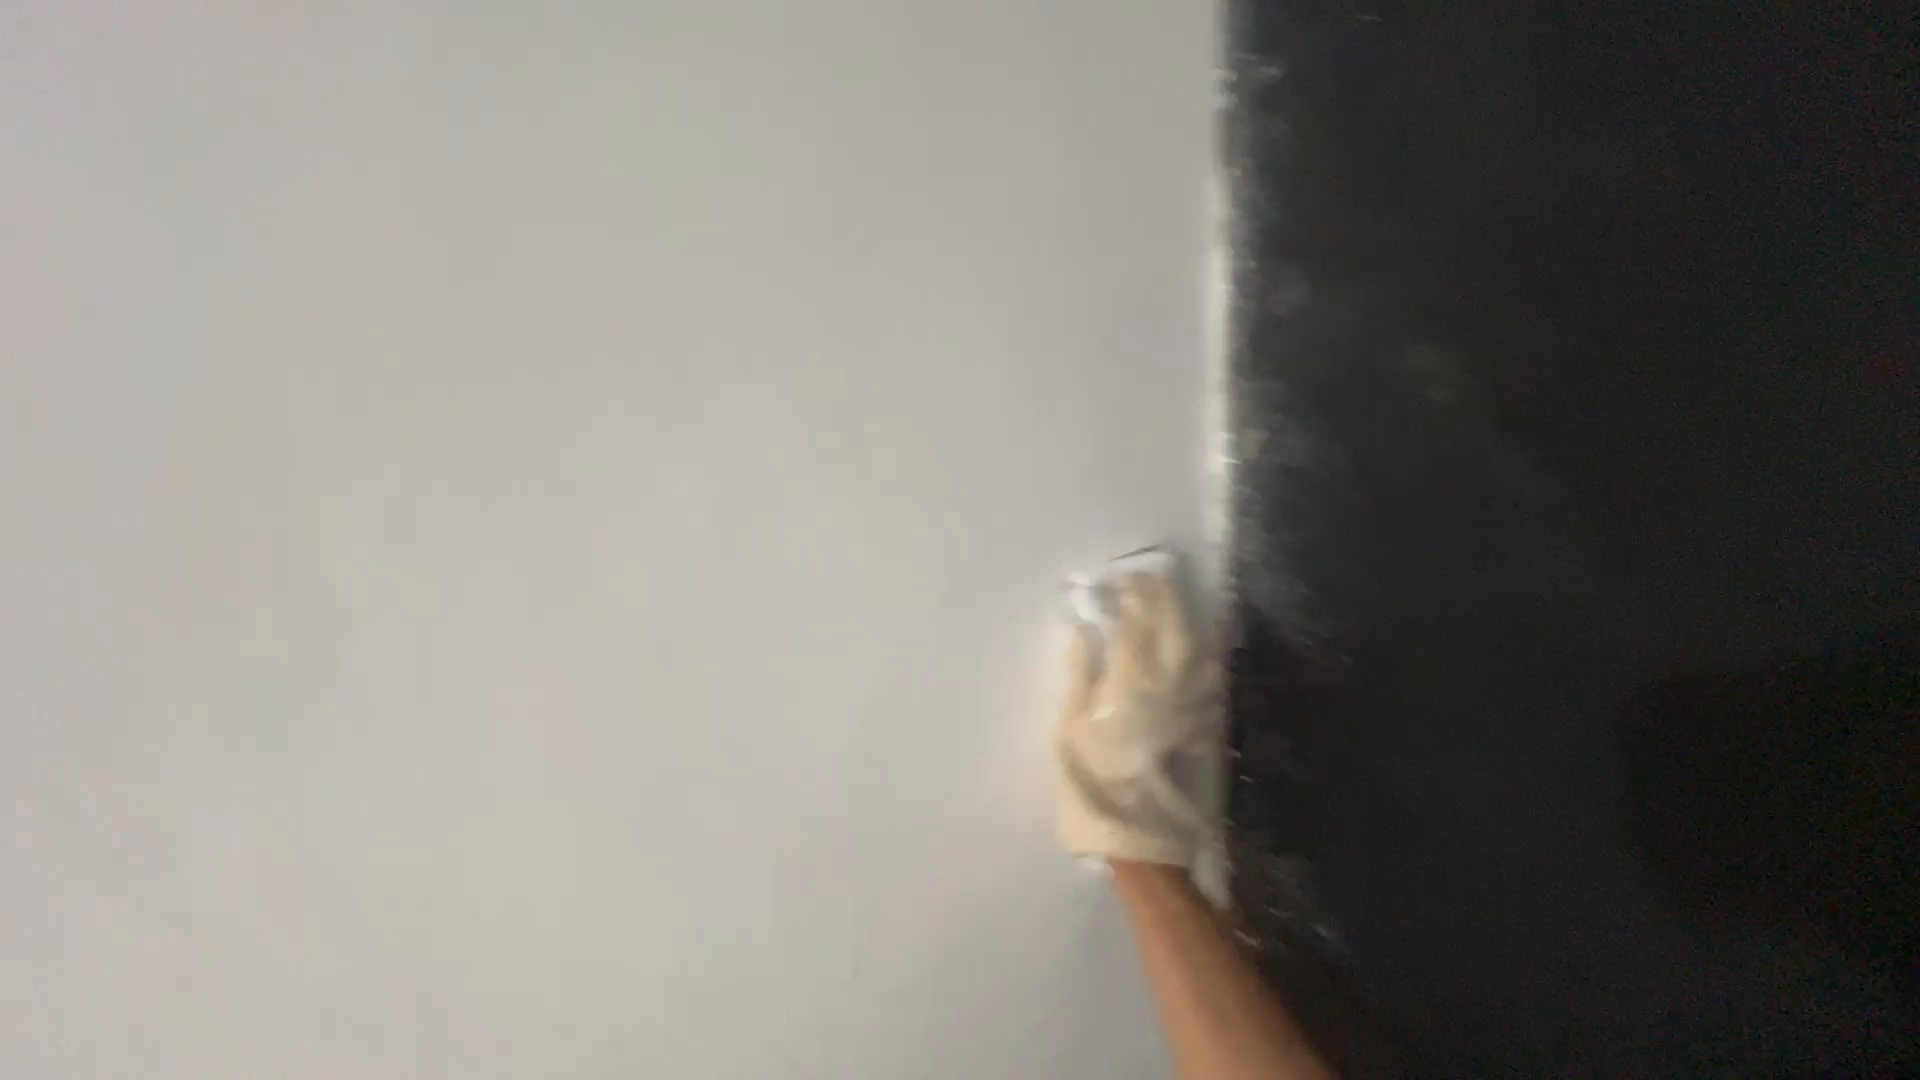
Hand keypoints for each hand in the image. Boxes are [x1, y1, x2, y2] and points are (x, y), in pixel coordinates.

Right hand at [1054, 568, 1224, 869]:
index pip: (1133, 625)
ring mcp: (1192, 706)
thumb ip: (1078, 675)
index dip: (1128, 597)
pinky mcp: (1205, 725)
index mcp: (1129, 685)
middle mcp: (1168, 687)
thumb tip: (1085, 630)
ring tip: (1176, 599)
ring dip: (1187, 618)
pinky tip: (1204, 642)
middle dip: (1161, 597)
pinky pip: (1211, 677)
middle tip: (1149, 576)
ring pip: (1197, 649)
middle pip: (1171, 628)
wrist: (1141, 840)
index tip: (1119, 578)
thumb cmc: (1093, 785)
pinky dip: (1207, 652)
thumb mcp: (1069, 730)